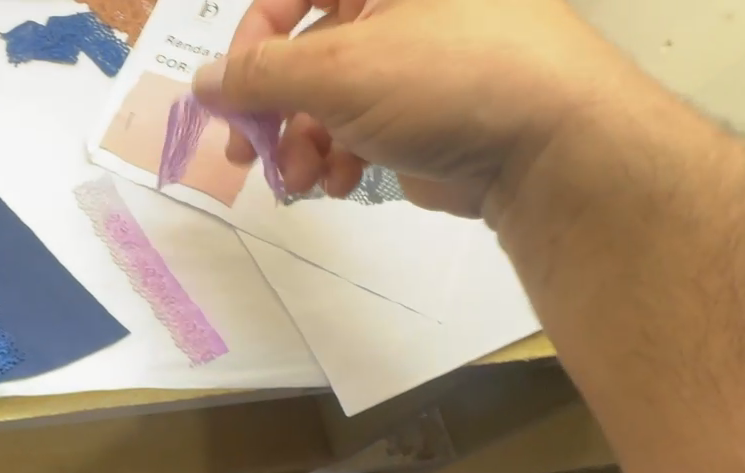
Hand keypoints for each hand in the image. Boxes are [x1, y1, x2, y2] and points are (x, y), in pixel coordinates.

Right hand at [195, 0, 653, 219]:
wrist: (544, 145)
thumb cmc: (445, 79)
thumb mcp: (339, 70)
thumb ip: (259, 77)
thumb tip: (201, 83)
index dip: (251, 41)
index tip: (232, 97)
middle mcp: (394, 7)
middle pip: (300, 53)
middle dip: (270, 112)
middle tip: (247, 154)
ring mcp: (403, 61)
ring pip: (319, 102)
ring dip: (298, 147)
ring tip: (302, 180)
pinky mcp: (411, 112)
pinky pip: (349, 131)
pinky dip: (333, 160)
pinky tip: (339, 182)